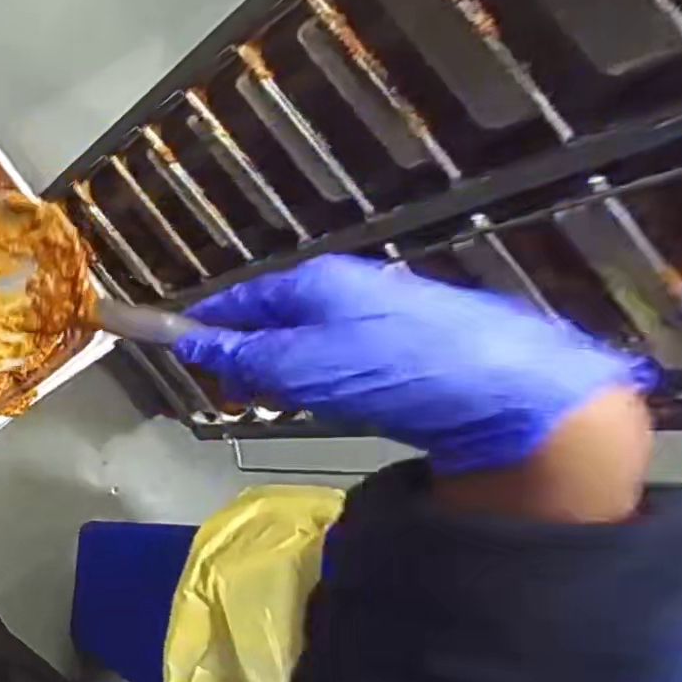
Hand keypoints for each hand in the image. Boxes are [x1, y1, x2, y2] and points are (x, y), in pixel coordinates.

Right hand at [173, 255, 655, 472]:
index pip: (236, 297)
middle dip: (239, 353)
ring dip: (273, 368)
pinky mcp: (404, 336)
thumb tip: (186, 342)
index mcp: (309, 281)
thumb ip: (234, 354)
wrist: (503, 392)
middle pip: (267, 317)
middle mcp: (342, 285)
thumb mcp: (291, 365)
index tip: (177, 349)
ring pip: (300, 336)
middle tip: (227, 392)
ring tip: (268, 400)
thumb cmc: (381, 369)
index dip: (203, 323)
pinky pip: (334, 349)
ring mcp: (377, 309)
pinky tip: (318, 396)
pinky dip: (310, 372)